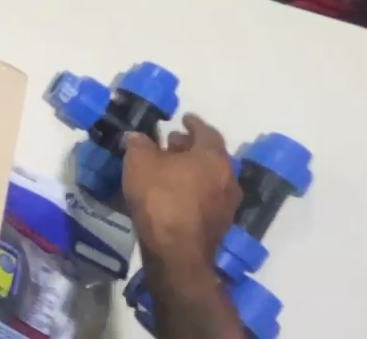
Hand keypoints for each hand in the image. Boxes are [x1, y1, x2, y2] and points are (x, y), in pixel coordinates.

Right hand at [122, 113, 241, 276]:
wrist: (176, 248)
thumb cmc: (159, 194)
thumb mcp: (139, 160)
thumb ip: (140, 143)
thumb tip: (139, 137)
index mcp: (213, 158)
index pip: (208, 133)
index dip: (194, 123)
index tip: (184, 118)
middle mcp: (227, 179)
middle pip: (212, 156)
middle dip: (192, 147)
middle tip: (171, 142)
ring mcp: (227, 204)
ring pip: (211, 177)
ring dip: (193, 168)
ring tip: (169, 166)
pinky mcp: (220, 223)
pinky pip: (208, 195)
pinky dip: (193, 186)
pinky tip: (173, 189)